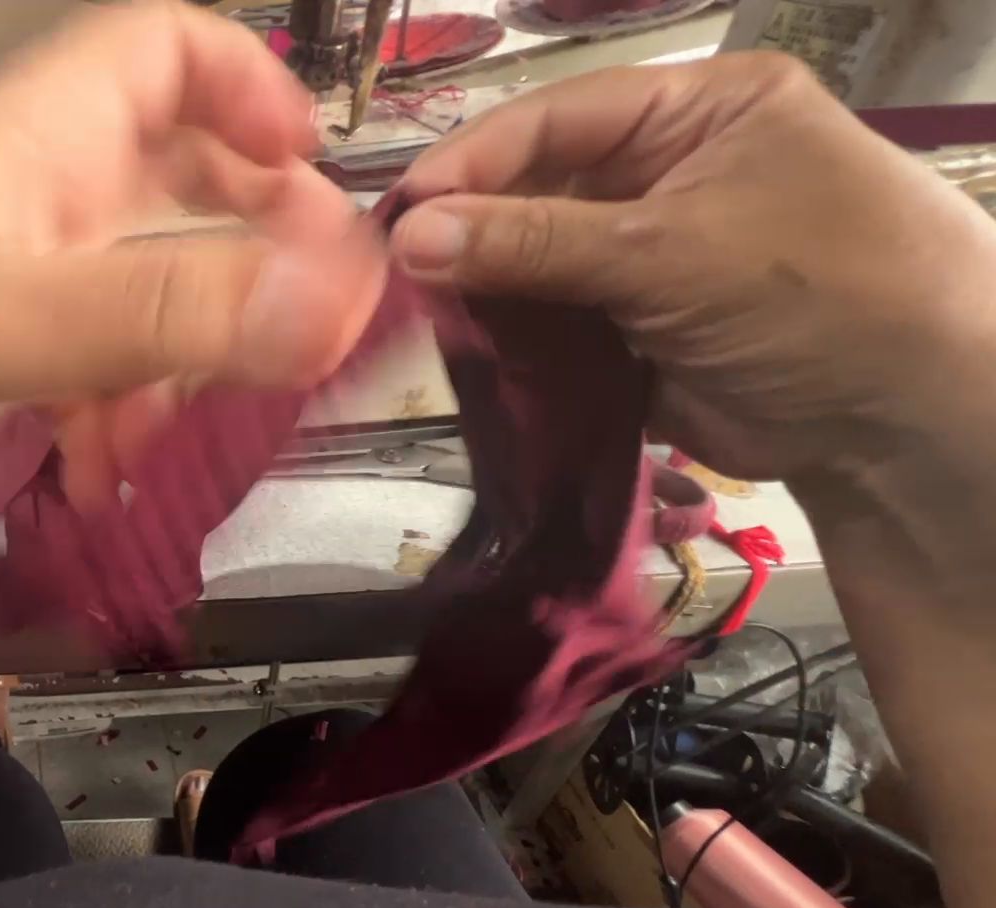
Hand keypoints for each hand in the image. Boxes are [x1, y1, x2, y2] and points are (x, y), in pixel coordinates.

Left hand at [0, 0, 385, 511]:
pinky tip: (103, 468)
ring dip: (180, 363)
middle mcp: (44, 197)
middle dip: (244, 250)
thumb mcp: (11, 319)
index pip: (166, 53)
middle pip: (183, 184)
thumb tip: (322, 303)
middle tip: (298, 316)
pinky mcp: (17, 357)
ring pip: (152, 294)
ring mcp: (32, 282)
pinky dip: (119, 419)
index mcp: (43, 137)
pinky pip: (104, 371)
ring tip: (179, 426)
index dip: (248, 87)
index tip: (306, 159)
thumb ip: (160, 310)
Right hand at [387, 53, 995, 486]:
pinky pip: (528, 309)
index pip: (551, 118)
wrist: (893, 423)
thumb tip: (407, 237)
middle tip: (387, 272)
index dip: (468, 163)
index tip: (396, 216)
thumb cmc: (818, 298)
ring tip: (403, 309)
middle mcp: (650, 170)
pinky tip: (446, 338)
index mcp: (691, 112)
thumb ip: (531, 243)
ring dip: (466, 281)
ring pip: (517, 251)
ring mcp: (624, 247)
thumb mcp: (669, 253)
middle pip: (525, 184)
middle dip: (458, 226)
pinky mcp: (605, 315)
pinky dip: (489, 324)